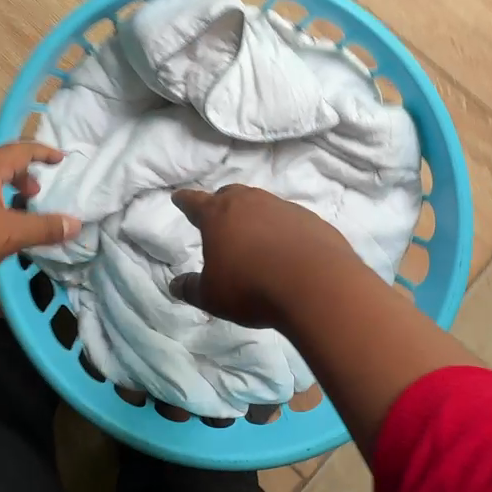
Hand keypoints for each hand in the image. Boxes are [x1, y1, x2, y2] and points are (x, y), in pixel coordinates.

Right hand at [168, 185, 365, 329]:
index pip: (194, 202)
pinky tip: (288, 251)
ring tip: (255, 238)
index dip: (184, 201)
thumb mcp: (213, 296)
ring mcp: (282, 207)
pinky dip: (283, 230)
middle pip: (229, 195)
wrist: (316, 284)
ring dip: (255, 216)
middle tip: (219, 219)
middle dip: (221, 204)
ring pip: (261, 204)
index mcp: (218, 214)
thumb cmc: (251, 287)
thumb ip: (192, 288)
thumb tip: (175, 285)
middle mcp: (249, 202)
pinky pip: (290, 220)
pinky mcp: (311, 220)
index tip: (178, 197)